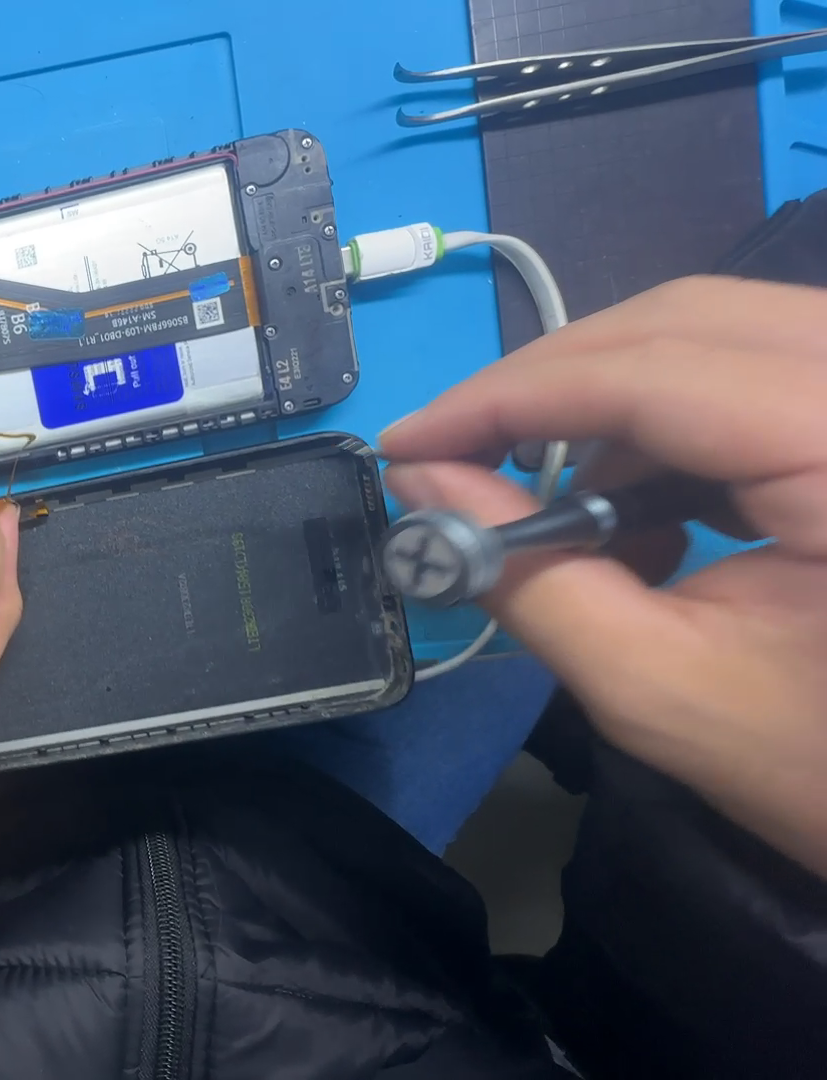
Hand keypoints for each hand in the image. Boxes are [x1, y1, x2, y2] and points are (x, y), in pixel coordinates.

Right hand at [380, 276, 826, 875]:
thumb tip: (418, 481)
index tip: (401, 445)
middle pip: (687, 323)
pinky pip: (752, 379)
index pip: (655, 374)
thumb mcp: (651, 682)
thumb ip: (518, 573)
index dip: (502, 398)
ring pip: (715, 338)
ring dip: (592, 410)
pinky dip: (655, 433)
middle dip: (537, 384)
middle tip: (449, 451)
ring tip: (543, 502)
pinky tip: (632, 510)